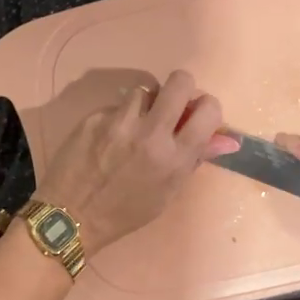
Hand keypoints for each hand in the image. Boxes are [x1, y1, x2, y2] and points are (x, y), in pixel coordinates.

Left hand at [38, 71, 230, 251]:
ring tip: (137, 124)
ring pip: (146, 90)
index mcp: (175, 158)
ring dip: (147, 103)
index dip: (206, 107)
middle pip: (179, 82)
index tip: (196, 115)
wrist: (71, 217)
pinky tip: (111, 137)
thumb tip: (229, 139)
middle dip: (182, 88)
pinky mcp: (95, 117)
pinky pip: (117, 105)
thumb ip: (196, 158)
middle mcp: (151, 134)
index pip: (208, 109)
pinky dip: (119, 117)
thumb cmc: (126, 212)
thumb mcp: (168, 192)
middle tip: (172, 105)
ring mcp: (120, 123)